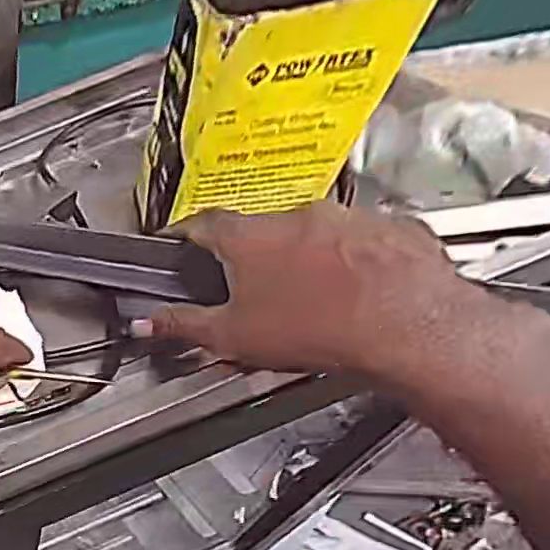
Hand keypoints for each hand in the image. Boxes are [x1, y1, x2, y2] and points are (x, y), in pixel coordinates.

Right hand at [149, 202, 510, 385]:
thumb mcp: (232, 336)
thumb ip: (182, 325)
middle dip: (247, 255)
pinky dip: (344, 263)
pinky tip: (346, 296)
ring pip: (308, 234)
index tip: (179, 242)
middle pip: (257, 229)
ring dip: (299, 259)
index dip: (185, 234)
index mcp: (249, 237)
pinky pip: (354, 242)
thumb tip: (145, 321)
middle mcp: (296, 214)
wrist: (403, 326)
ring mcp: (347, 216)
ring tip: (303, 302)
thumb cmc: (316, 327)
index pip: (202, 223)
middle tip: (247, 290)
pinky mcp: (388, 228)